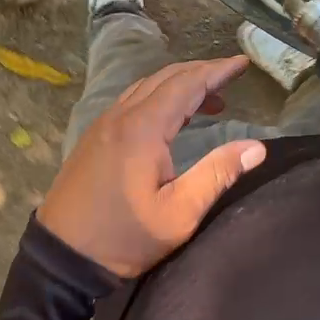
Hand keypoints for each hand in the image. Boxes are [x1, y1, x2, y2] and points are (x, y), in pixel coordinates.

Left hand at [38, 57, 268, 277]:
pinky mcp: (95, 138)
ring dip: (179, 85)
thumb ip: (217, 174)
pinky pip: (132, 101)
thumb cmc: (124, 238)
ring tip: (211, 100)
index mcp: (143, 128)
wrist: (62, 256)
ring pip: (146, 87)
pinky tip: (172, 117)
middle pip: (166, 78)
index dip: (217, 71)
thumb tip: (257, 147)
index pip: (187, 84)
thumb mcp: (179, 214)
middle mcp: (121, 116)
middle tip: (232, 76)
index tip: (243, 63)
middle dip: (201, 72)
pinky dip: (159, 97)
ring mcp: (103, 125)